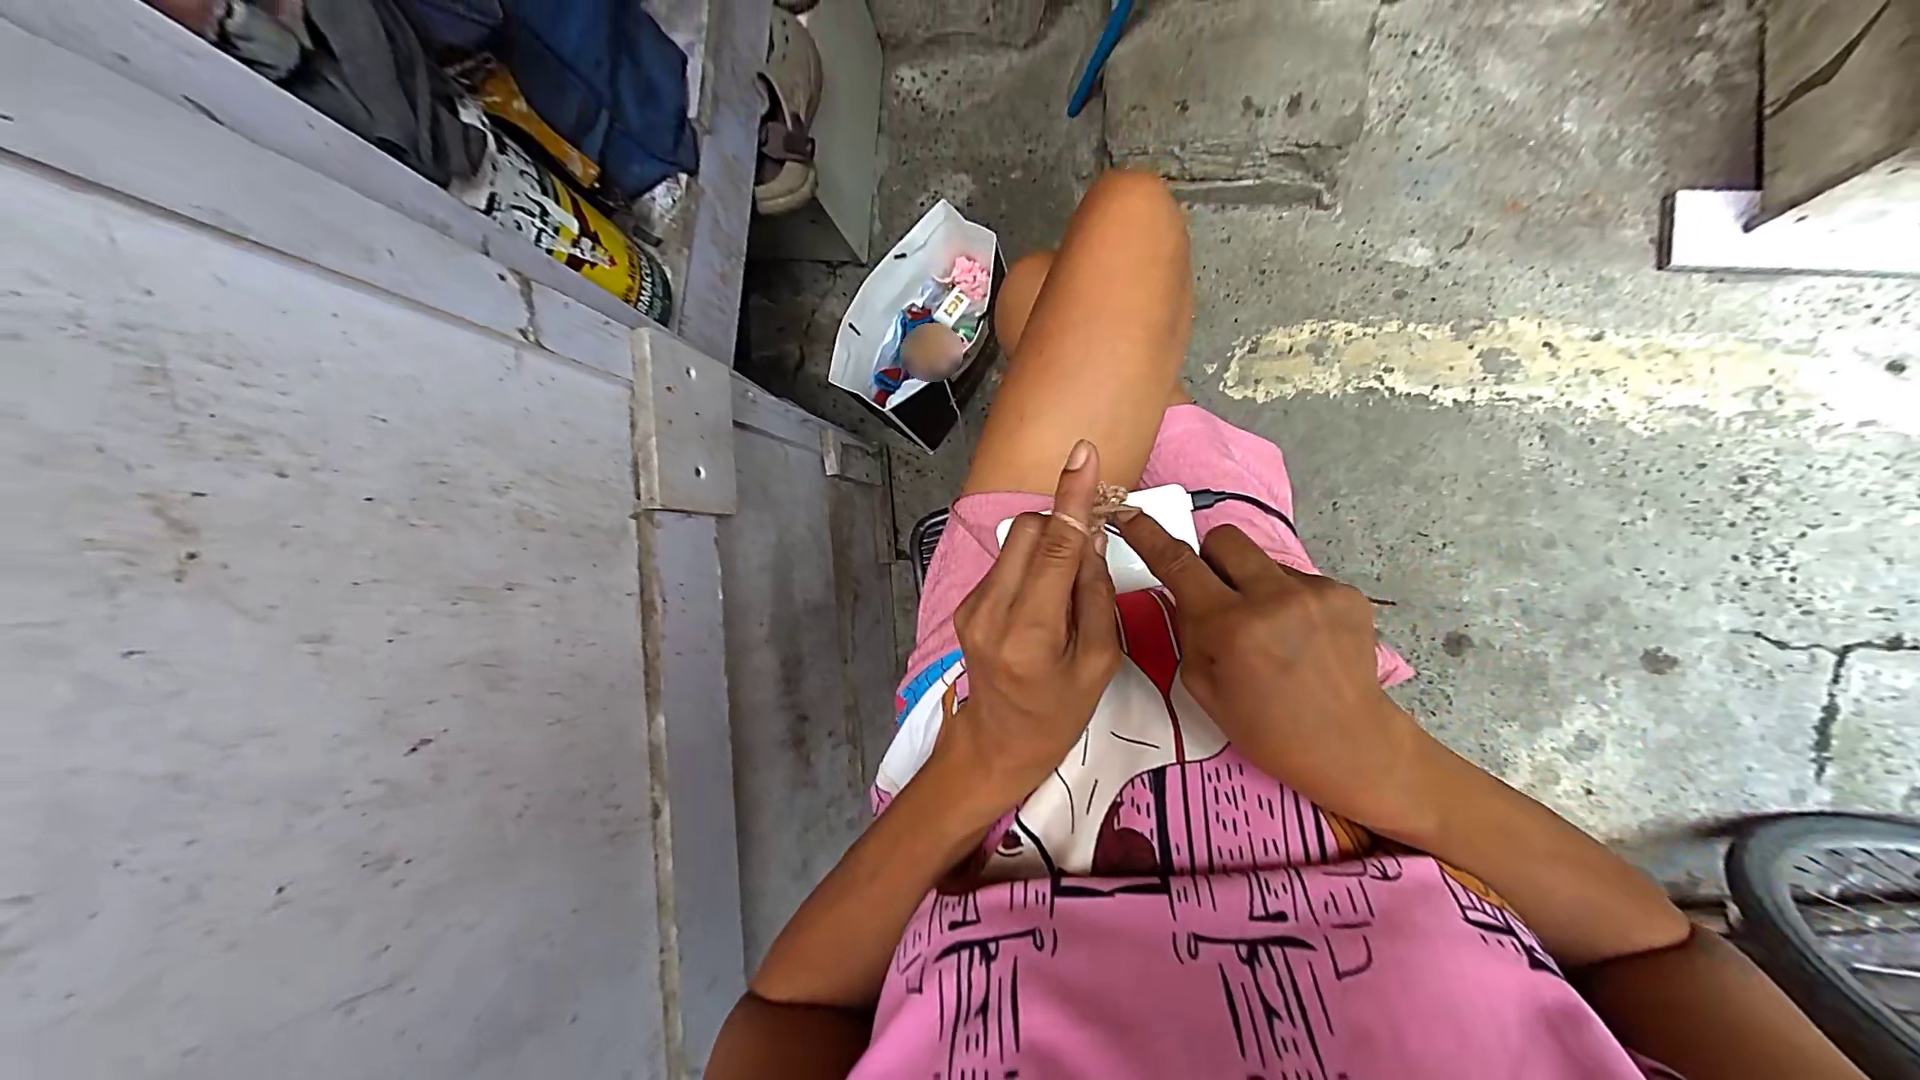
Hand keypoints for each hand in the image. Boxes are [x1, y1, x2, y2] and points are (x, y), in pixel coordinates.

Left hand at [932, 440, 1122, 822]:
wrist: (999, 741)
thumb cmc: (1059, 712)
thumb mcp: (1099, 662)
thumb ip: (1096, 594)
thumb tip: (1091, 537)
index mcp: (1029, 632)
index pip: (1054, 547)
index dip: (1072, 497)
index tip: (1084, 455)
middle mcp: (990, 610)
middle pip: (1026, 529)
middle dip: (1061, 525)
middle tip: (1088, 550)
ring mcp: (970, 606)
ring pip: (1014, 542)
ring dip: (1047, 546)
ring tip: (1065, 590)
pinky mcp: (965, 604)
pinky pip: (1006, 562)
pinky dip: (1031, 565)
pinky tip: (1042, 600)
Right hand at [1114, 512, 1430, 833]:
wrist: (1350, 745)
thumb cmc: (1265, 726)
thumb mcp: (1202, 684)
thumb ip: (1189, 629)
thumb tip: (1187, 593)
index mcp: (1231, 627)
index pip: (1179, 564)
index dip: (1150, 535)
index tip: (1133, 514)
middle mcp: (1274, 599)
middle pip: (1224, 538)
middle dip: (1211, 559)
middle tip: (1216, 594)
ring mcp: (1316, 592)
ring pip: (1262, 559)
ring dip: (1251, 582)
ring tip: (1268, 627)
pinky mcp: (1346, 593)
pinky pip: (1296, 577)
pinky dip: (1286, 598)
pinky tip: (1298, 634)